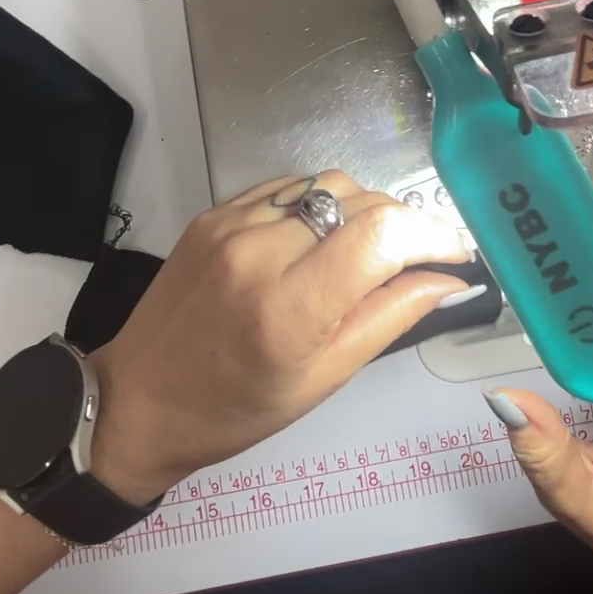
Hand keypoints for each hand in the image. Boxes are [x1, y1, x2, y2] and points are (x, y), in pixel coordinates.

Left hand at [86, 172, 470, 502]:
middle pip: (361, 200)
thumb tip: (449, 281)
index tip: (454, 251)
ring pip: (328, 183)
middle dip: (404, 223)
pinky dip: (320, 205)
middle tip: (415, 258)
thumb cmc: (236, 410)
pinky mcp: (215, 211)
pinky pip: (289, 188)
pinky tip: (319, 239)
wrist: (138, 399)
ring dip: (364, 209)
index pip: (382, 234)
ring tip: (366, 250)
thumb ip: (390, 318)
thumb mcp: (323, 378)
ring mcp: (231, 224)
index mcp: (288, 308)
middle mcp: (259, 252)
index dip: (432, 233)